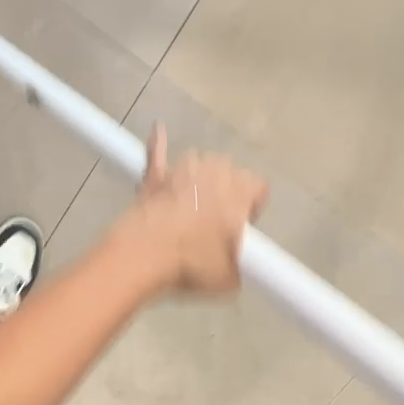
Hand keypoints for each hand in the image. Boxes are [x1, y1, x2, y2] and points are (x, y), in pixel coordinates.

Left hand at [108, 123, 268, 295]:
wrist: (144, 255)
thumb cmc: (193, 265)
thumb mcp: (230, 276)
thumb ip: (239, 261)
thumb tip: (235, 263)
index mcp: (241, 190)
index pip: (259, 188)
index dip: (251, 208)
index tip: (240, 226)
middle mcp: (216, 170)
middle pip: (227, 174)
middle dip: (222, 194)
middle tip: (209, 225)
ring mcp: (182, 170)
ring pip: (196, 165)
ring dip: (195, 181)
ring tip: (187, 207)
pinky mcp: (153, 177)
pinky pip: (157, 152)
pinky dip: (157, 143)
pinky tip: (158, 128)